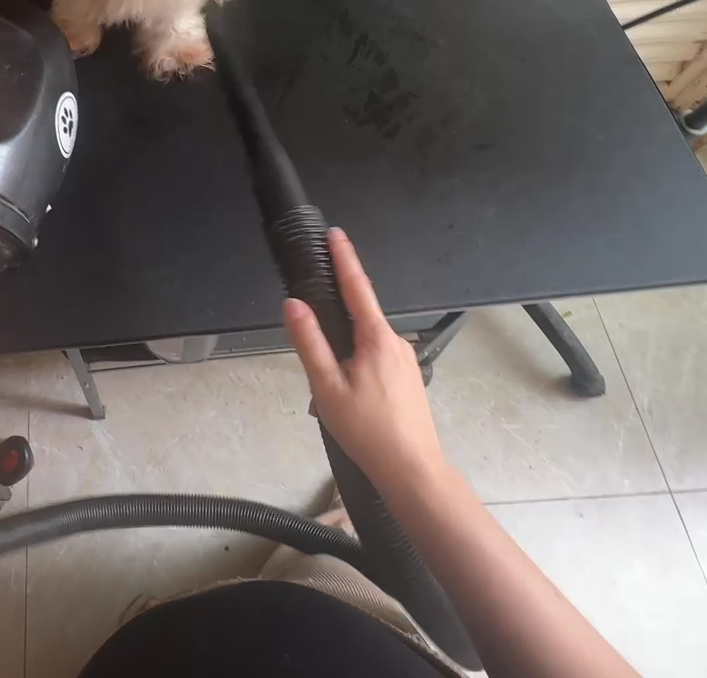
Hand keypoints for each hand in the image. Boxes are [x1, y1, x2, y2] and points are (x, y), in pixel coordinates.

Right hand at [282, 227, 445, 492]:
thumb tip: (292, 304)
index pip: (357, 287)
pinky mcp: (408, 379)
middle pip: (358, 319)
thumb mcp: (327, 387)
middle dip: (333, 331)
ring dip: (343, 360)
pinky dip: (355, 371)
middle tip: (317, 367)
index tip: (335, 233)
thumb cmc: (368, 430)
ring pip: (364, 346)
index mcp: (376, 338)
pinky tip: (349, 405)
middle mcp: (396, 342)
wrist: (413, 472)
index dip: (344, 258)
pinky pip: (375, 361)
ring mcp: (405, 361)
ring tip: (331, 400)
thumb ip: (309, 342)